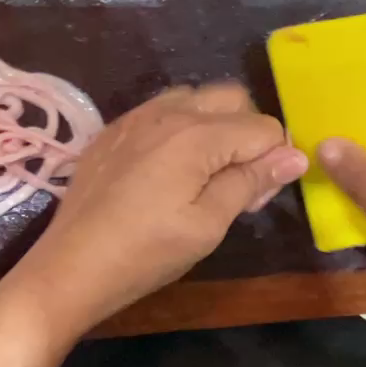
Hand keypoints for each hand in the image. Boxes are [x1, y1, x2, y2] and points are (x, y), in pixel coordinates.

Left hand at [0, 83, 308, 338]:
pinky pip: (158, 113)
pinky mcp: (111, 133)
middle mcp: (167, 112)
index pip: (263, 128)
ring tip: (201, 175)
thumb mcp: (206, 226)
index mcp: (197, 135)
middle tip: (236, 184)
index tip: (257, 200)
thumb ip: (249, 183)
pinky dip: (177, 130)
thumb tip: (294, 155)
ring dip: (212, 127)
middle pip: (232, 99)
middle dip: (246, 135)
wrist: (71, 267)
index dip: (273, 161)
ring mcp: (134, 118)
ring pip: (194, 100)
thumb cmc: (145, 254)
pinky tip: (165, 172)